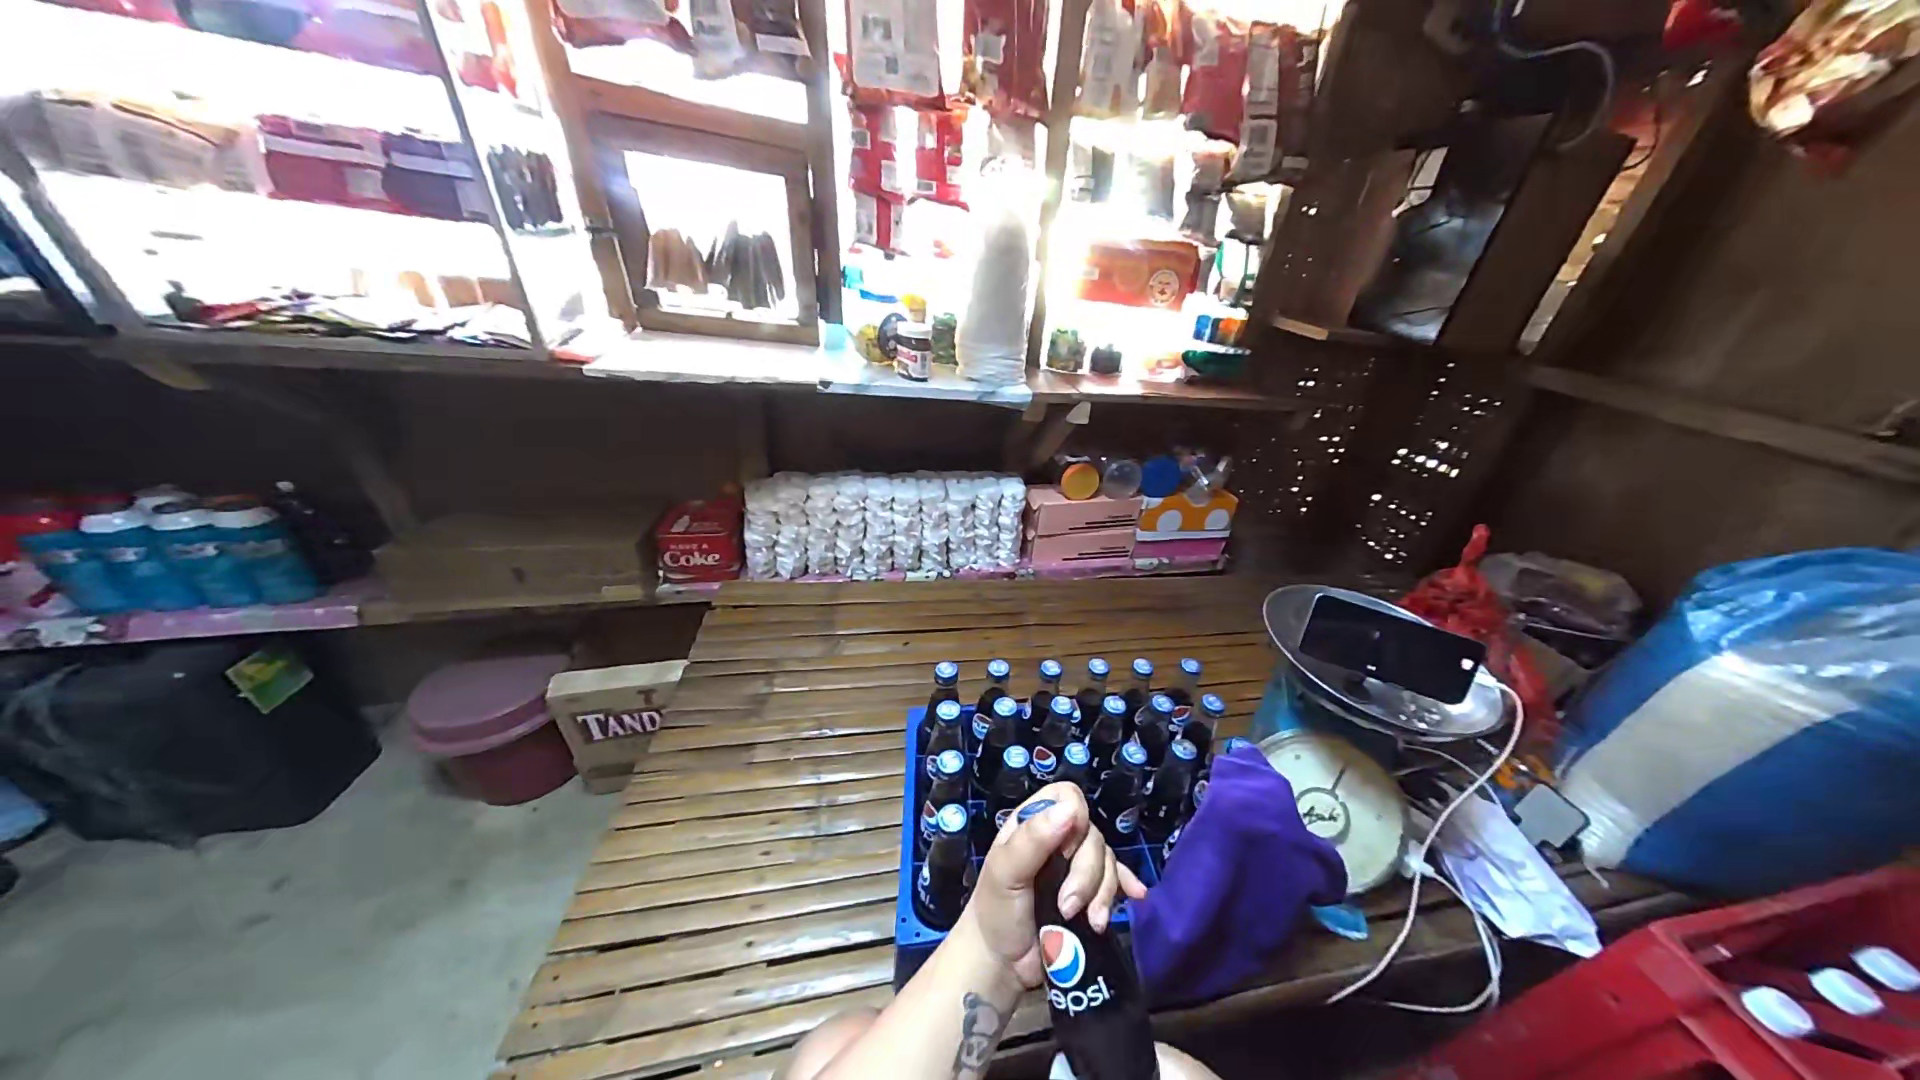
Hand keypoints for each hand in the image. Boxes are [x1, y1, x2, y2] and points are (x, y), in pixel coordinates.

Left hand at [958, 782, 1148, 989]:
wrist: (1005, 966)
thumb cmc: (996, 911)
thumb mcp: (1004, 870)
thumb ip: (1032, 838)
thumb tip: (1070, 809)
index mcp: (1033, 823)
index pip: (1067, 797)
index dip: (1074, 817)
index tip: (1065, 851)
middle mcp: (1058, 839)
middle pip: (1093, 836)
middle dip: (1086, 874)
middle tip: (1067, 906)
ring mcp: (1076, 868)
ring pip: (1108, 862)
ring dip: (1103, 893)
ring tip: (1090, 922)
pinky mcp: (1092, 895)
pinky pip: (1118, 881)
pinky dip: (1126, 887)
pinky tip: (1136, 896)